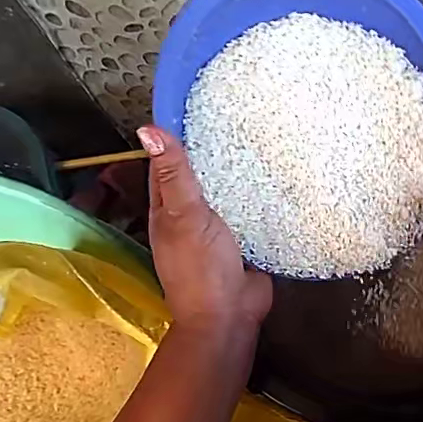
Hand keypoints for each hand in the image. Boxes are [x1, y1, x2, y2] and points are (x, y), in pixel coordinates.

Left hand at [138, 126, 271, 332]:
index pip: (167, 163)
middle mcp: (189, 216)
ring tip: (261, 139)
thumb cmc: (200, 267)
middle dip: (214, 151)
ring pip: (226, 192)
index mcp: (167, 208)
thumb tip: (146, 129)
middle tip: (238, 117)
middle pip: (199, 176)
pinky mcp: (244, 239)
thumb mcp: (184, 214)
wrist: (230, 315)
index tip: (196, 106)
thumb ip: (173, 174)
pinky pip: (249, 211)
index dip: (176, 136)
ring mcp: (217, 229)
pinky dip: (259, 196)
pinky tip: (276, 177)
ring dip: (238, 173)